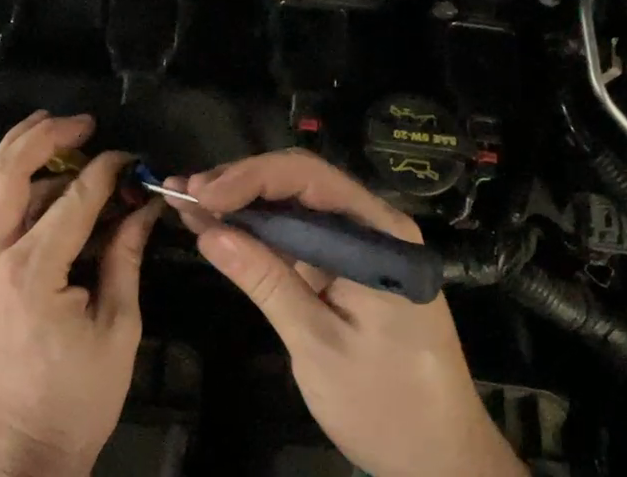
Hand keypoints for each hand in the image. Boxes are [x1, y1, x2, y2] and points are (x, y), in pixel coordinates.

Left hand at [0, 112, 162, 476]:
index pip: (74, 200)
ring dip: (22, 149)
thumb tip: (144, 206)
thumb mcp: (118, 325)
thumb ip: (126, 256)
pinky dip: (16, 180)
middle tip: (82, 122)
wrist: (28, 443)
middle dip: (42, 137)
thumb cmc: (80, 395)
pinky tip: (43, 169)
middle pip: (8, 174)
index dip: (108, 172)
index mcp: (33, 273)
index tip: (133, 159)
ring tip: (55, 125)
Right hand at [175, 149, 525, 476]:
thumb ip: (266, 281)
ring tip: (188, 204)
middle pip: (298, 183)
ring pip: (293, 205)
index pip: (307, 178)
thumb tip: (209, 231)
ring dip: (241, 203)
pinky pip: (299, 234)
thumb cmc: (387, 405)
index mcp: (379, 235)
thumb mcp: (318, 344)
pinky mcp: (347, 267)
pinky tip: (218, 226)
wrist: (443, 459)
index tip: (202, 197)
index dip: (249, 179)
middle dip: (238, 184)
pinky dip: (257, 230)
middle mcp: (372, 226)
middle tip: (184, 195)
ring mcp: (361, 246)